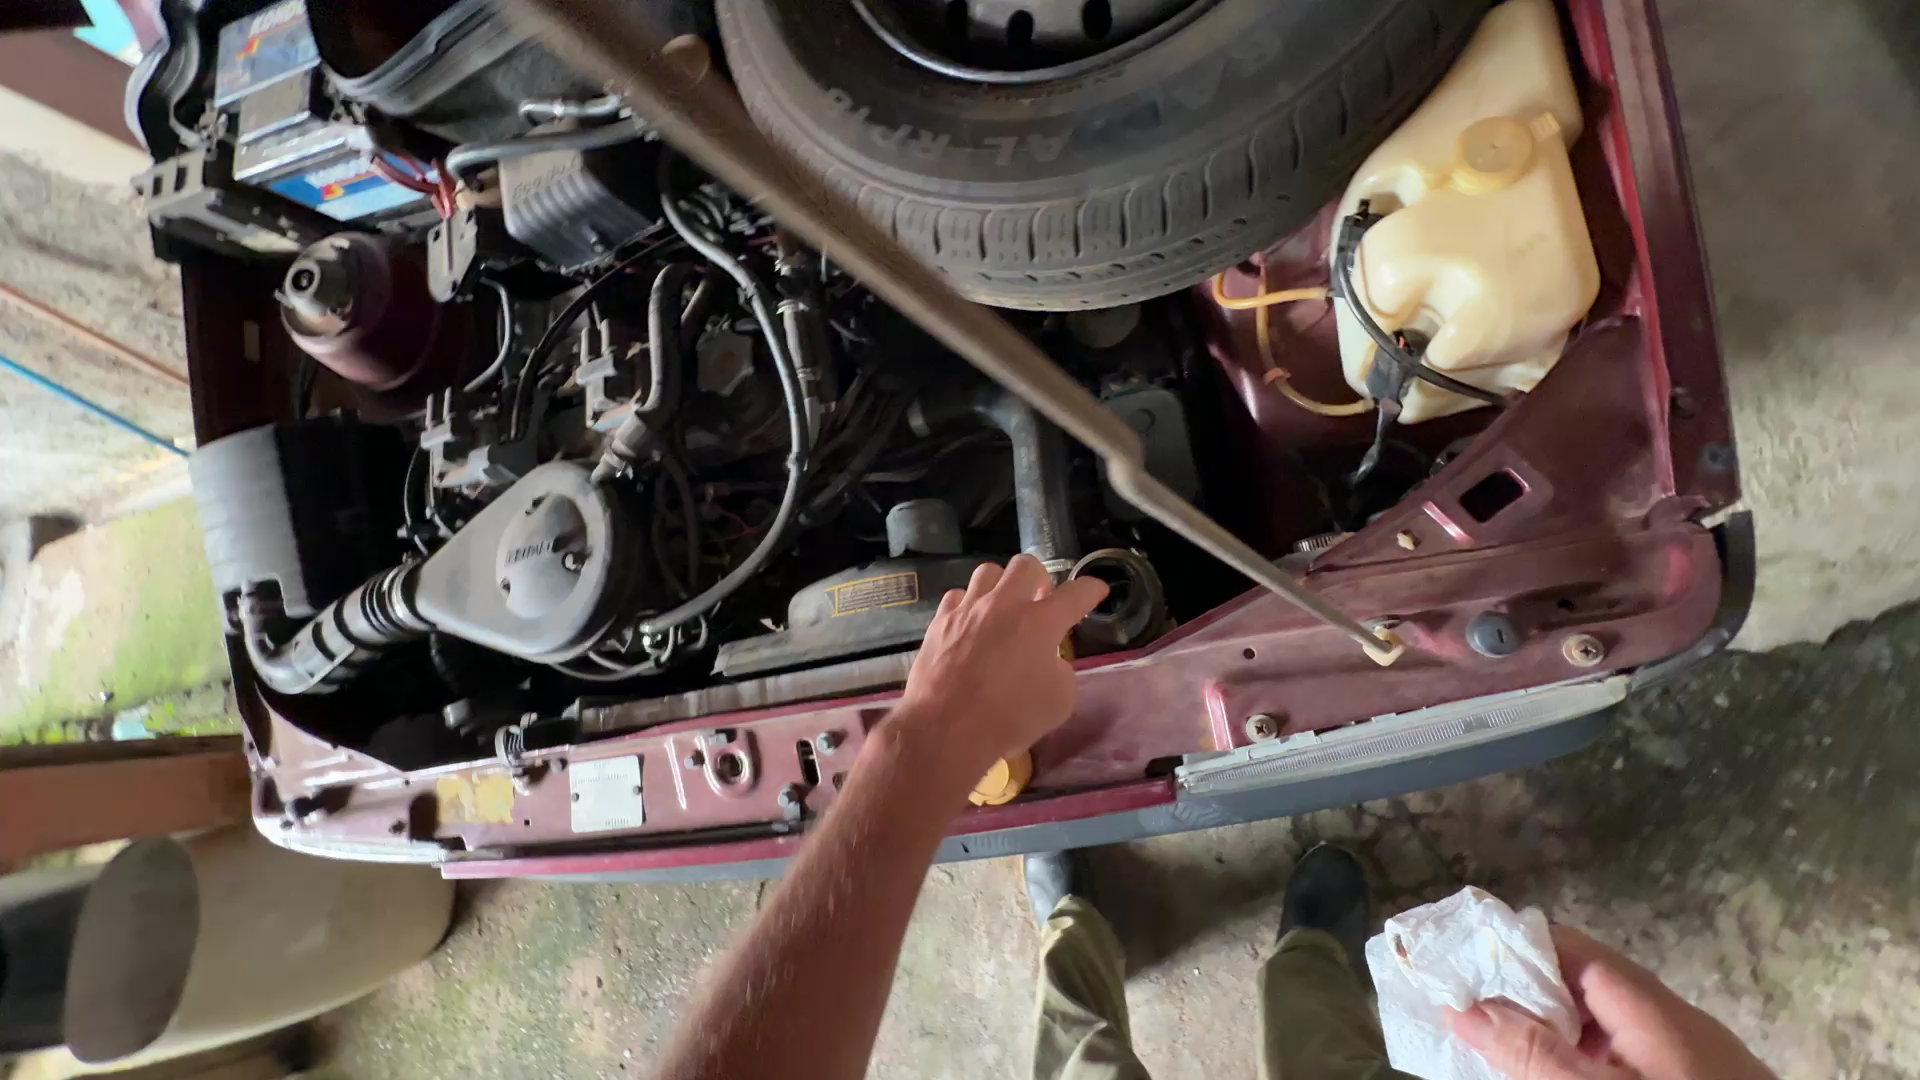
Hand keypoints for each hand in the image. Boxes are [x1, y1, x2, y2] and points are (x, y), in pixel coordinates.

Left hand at [888, 554, 1106, 781]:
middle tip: (1040, 599)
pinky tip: (970, 621)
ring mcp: (968, 610)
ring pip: (988, 571)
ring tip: (1003, 606)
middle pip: (1027, 565)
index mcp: (1040, 623)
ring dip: (1002, 584)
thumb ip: (1061, 672)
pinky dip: (968, 604)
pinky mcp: (940, 621)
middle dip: (1040, 577)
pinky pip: (957, 596)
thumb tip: (1049, 662)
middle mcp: (1004, 605)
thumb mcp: (1058, 702)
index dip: (1090, 589)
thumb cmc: (1008, 719)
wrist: (946, 728)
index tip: (1095, 590)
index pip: (1075, 594)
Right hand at [1446, 925, 1775, 1079]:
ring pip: (1603, 1018)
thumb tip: (1460, 1004)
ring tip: (1507, 1048)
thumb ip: (1530, 1050)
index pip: (1556, 938)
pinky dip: (1587, 1053)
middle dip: (1520, 991)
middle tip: (1471, 1014)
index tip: (1457, 965)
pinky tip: (1566, 1073)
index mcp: (1647, 1001)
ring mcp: (1699, 1055)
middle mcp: (1675, 1015)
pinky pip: (1631, 1051)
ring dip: (1551, 1026)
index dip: (1501, 945)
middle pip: (1576, 977)